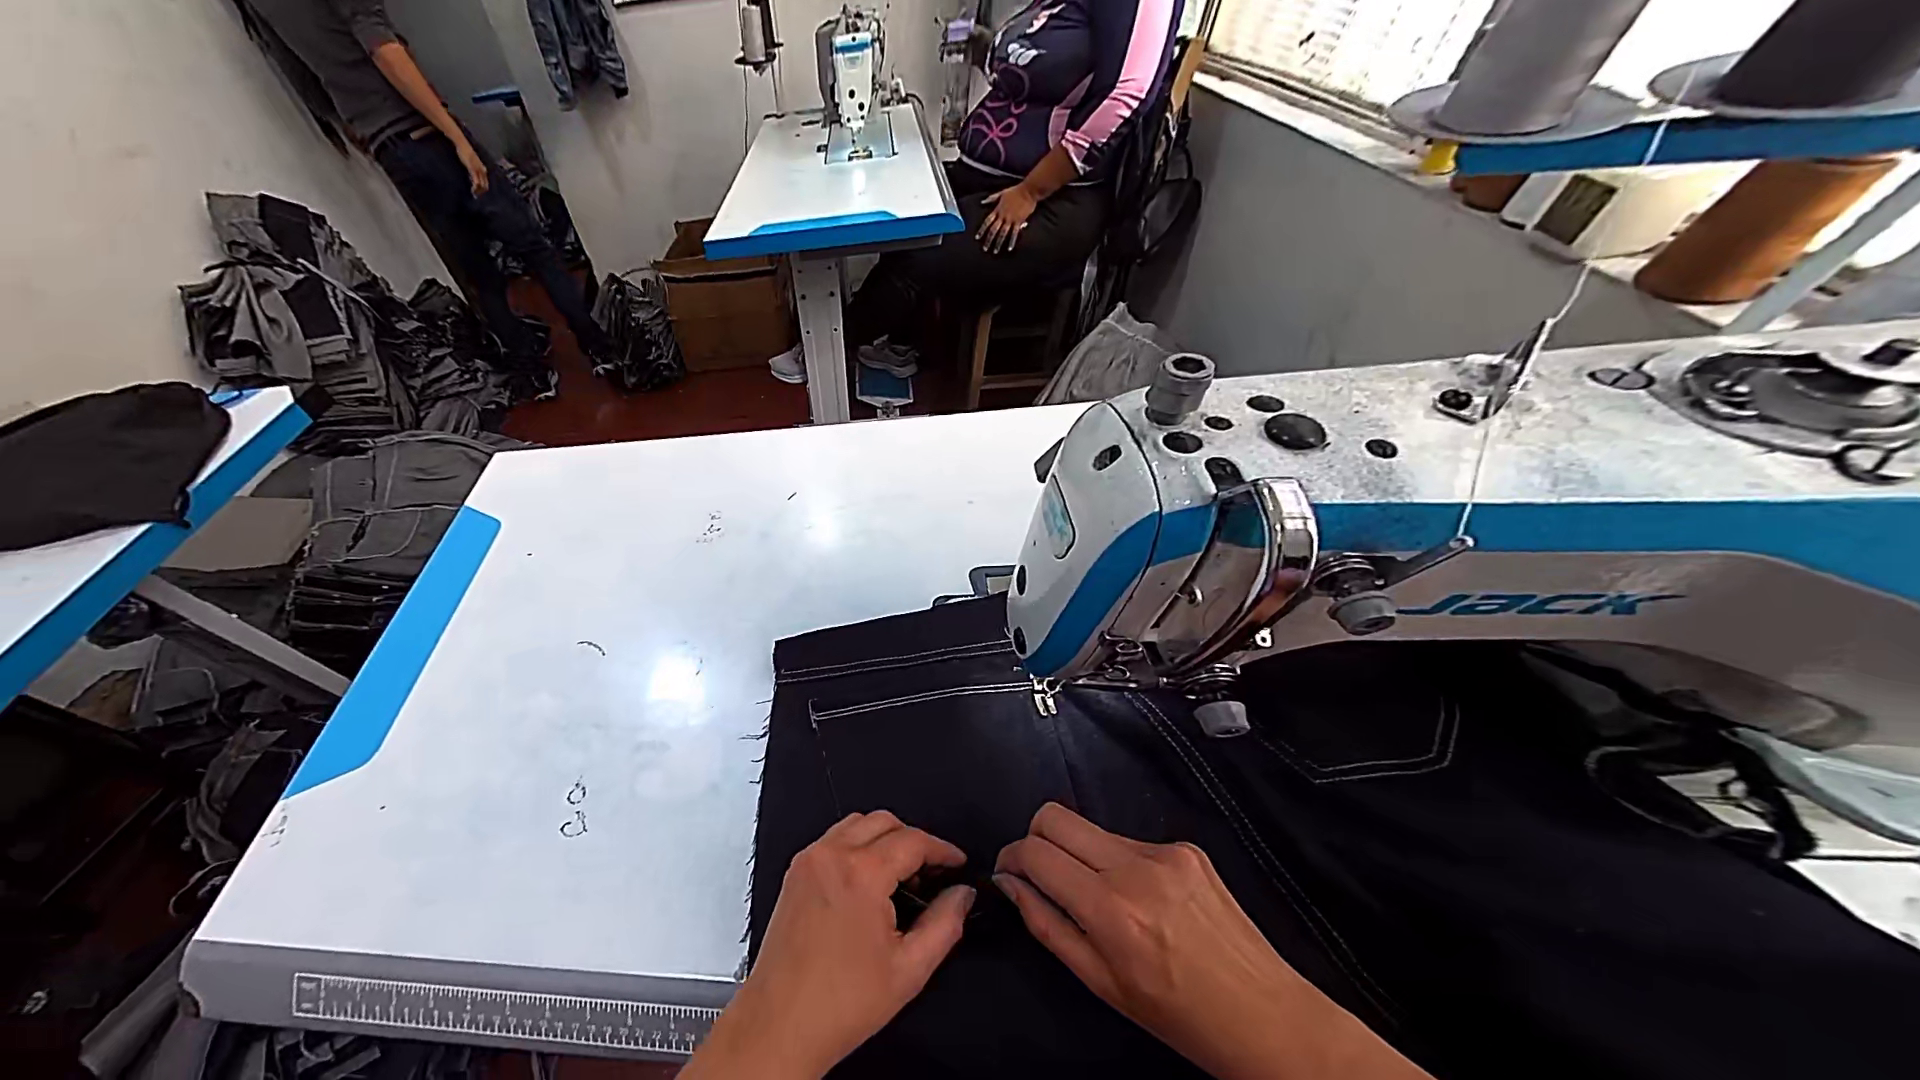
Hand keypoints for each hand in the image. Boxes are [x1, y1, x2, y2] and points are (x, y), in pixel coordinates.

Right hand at [454, 137, 490, 196]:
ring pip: (481, 184)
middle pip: (485, 185)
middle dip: (481, 192)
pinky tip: (473, 189)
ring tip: (474, 195)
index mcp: (483, 169)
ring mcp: (478, 169)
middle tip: (476, 196)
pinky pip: (476, 179)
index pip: (486, 182)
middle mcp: (482, 170)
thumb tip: (472, 176)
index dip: (483, 190)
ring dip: (478, 190)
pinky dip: (476, 185)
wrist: (462, 143)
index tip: (479, 195)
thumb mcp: (471, 162)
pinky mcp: (472, 167)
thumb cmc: (465, 152)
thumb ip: (473, 169)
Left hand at [682, 812, 975, 1079]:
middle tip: (932, 871)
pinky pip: (835, 839)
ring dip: (885, 839)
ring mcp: (809, 862)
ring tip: (901, 877)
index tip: (956, 862)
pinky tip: (869, 883)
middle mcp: (831, 857)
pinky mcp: (795, 874)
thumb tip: (961, 895)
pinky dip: (858, 846)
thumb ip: (946, 923)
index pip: (914, 840)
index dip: (943, 849)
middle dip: (914, 841)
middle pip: (886, 822)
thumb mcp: (910, 969)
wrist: (779, 1028)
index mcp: (861, 874)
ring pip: (858, 824)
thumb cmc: (835, 1005)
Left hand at [977, 185, 1038, 253]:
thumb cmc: (1015, 191)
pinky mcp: (1019, 221)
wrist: (1028, 190)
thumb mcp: (1001, 193)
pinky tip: (1009, 248)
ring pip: (1002, 233)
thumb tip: (982, 201)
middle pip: (993, 230)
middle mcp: (1003, 216)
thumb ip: (991, 198)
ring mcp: (1011, 219)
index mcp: (998, 209)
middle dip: (988, 240)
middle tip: (985, 249)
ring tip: (995, 251)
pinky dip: (1011, 241)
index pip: (987, 221)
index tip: (977, 237)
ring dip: (998, 243)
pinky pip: (1014, 233)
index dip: (981, 230)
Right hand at [995, 804, 1428, 1079]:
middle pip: (1056, 816)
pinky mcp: (1188, 847)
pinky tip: (1145, 901)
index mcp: (1110, 908)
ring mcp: (1165, 850)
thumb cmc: (1176, 1015)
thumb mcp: (1100, 983)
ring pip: (1093, 829)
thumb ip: (1047, 925)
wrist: (1266, 1016)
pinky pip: (1131, 842)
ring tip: (1104, 901)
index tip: (1009, 872)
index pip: (1036, 851)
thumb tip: (1009, 883)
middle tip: (1041, 873)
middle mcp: (1135, 865)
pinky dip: (1120, 863)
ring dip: (1081, 855)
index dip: (1011, 856)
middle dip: (1036, 837)